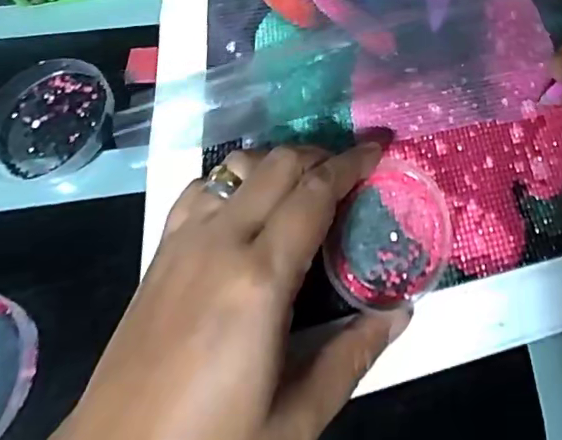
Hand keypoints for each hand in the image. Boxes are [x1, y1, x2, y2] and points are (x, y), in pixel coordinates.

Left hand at [55, 143, 408, 439]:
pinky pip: (204, 188)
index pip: (314, 192)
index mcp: (259, 278)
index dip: (351, 163)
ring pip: (239, 166)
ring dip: (279, 163)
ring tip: (305, 187)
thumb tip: (399, 311)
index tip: (379, 148)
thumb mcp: (294, 418)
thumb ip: (351, 356)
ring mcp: (185, 238)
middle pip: (278, 163)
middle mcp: (221, 240)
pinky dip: (236, 180)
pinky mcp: (162, 248)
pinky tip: (246, 209)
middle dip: (321, 154)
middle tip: (352, 170)